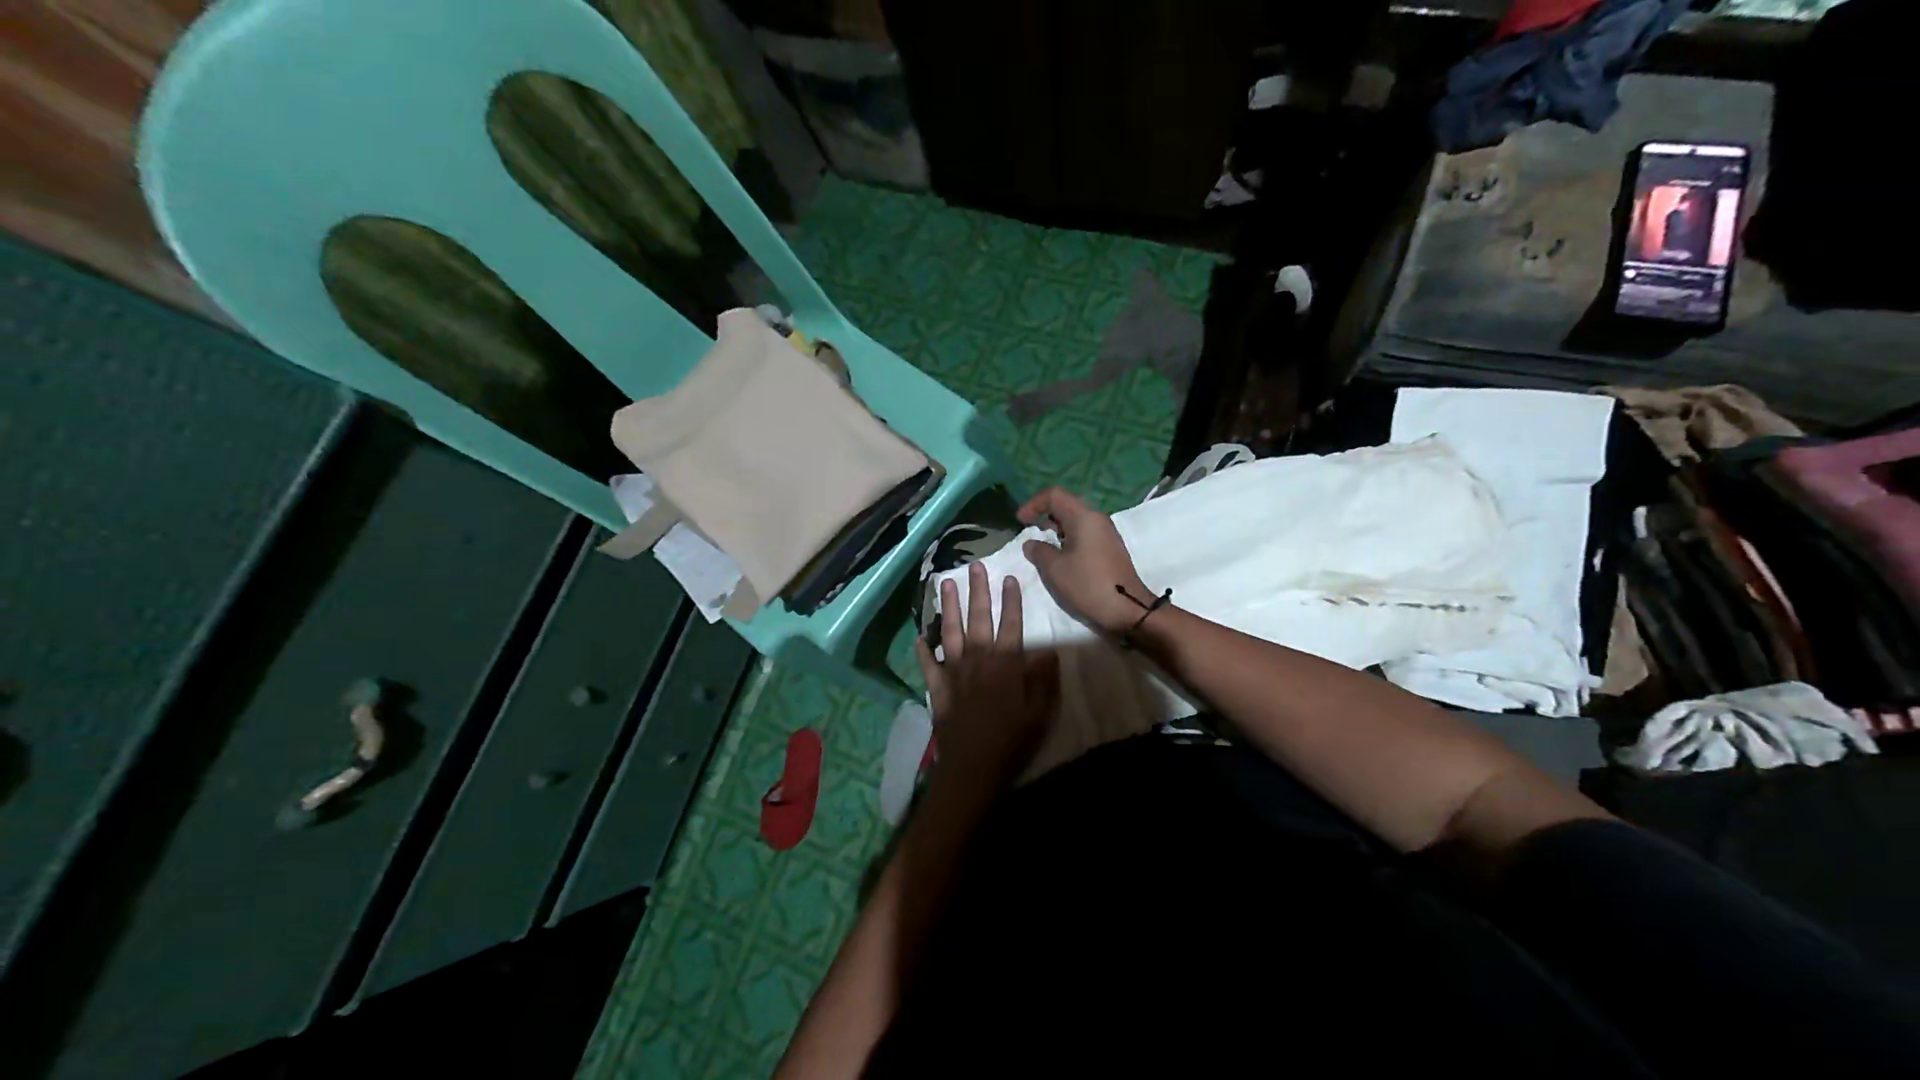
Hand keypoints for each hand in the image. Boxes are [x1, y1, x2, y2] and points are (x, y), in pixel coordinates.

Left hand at [915, 562, 1058, 782]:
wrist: (972, 766)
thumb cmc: (1011, 740)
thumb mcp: (1039, 713)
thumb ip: (1043, 679)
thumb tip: (1048, 649)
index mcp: (1005, 665)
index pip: (1011, 625)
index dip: (1011, 601)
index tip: (1010, 578)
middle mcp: (978, 660)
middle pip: (978, 619)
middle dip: (978, 591)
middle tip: (976, 566)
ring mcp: (954, 672)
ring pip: (950, 631)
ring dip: (949, 607)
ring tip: (947, 583)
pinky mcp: (937, 688)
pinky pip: (928, 664)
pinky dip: (923, 650)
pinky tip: (920, 636)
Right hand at [1017, 487, 1151, 634]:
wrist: (1126, 608)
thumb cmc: (1087, 584)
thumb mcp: (1055, 569)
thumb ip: (1038, 551)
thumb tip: (1031, 543)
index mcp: (1084, 517)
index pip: (1054, 495)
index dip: (1033, 504)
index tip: (1021, 521)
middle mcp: (1097, 518)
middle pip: (1066, 504)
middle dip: (1044, 514)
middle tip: (1031, 531)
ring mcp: (1106, 533)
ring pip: (1076, 519)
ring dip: (1056, 528)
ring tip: (1043, 545)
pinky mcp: (1110, 547)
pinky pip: (1085, 532)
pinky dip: (1068, 537)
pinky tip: (1061, 556)